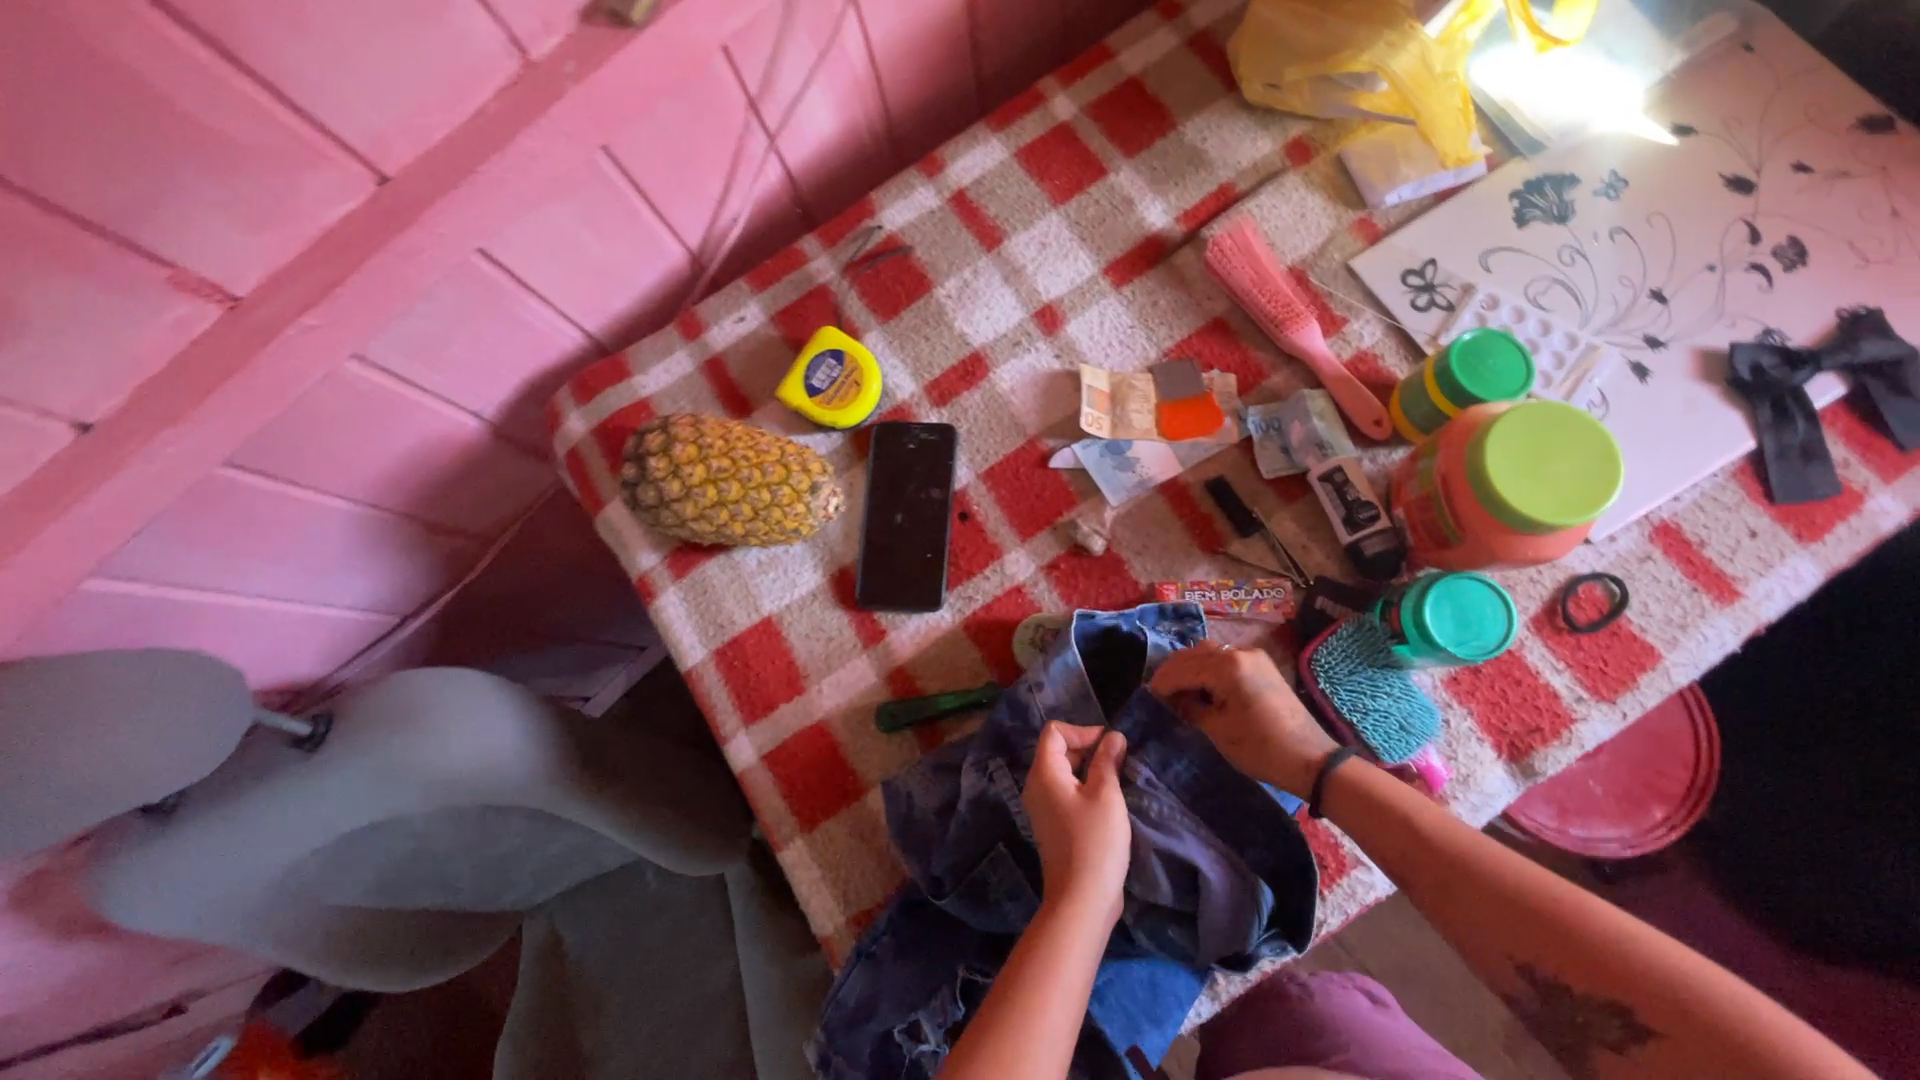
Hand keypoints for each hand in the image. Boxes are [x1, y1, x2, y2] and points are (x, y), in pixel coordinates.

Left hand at [1022, 722, 1131, 926]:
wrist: (1081, 898)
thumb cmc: (1095, 841)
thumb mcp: (1106, 795)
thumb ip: (1107, 761)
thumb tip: (1113, 736)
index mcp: (1044, 774)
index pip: (1054, 732)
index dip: (1082, 731)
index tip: (1110, 745)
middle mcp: (1037, 787)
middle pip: (1058, 751)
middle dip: (1088, 749)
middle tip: (1119, 762)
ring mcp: (1044, 808)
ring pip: (1065, 773)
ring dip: (1091, 770)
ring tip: (1118, 780)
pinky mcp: (1055, 825)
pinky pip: (1067, 794)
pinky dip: (1086, 789)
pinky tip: (1109, 802)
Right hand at [1149, 640, 1337, 798]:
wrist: (1310, 759)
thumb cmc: (1260, 747)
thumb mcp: (1217, 730)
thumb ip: (1190, 708)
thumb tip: (1172, 700)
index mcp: (1227, 667)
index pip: (1182, 669)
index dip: (1162, 683)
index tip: (1147, 698)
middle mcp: (1239, 653)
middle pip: (1194, 654)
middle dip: (1174, 672)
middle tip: (1159, 694)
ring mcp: (1254, 658)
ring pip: (1210, 654)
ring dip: (1190, 669)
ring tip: (1178, 693)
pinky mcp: (1262, 667)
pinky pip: (1226, 661)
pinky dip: (1209, 671)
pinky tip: (1202, 689)